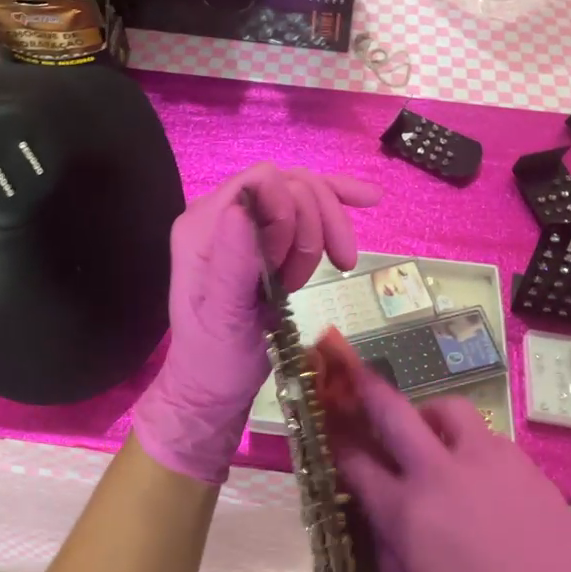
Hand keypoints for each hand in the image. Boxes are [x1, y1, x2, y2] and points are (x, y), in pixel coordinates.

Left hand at [130, 163, 380, 484]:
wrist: (215, 389)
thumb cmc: (215, 359)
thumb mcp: (223, 317)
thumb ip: (233, 262)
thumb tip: (242, 208)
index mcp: (203, 224)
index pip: (263, 182)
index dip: (293, 213)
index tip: (293, 264)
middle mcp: (221, 213)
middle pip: (289, 185)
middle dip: (317, 223)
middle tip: (324, 270)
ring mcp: (244, 224)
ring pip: (304, 195)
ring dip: (326, 229)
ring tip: (326, 268)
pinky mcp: (264, 237)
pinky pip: (305, 207)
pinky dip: (336, 205)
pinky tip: (367, 201)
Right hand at [338, 372, 570, 571]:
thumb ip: (388, 564)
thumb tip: (376, 522)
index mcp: (410, 516)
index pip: (358, 465)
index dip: (337, 446)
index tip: (328, 435)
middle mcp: (446, 476)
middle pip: (396, 413)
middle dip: (368, 393)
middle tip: (355, 382)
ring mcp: (493, 466)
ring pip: (452, 410)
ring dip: (429, 417)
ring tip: (428, 439)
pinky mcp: (531, 473)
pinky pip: (492, 440)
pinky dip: (472, 446)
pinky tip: (477, 480)